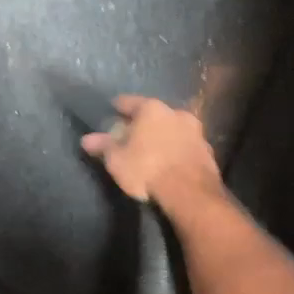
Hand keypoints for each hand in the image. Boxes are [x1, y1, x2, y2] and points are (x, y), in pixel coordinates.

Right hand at [82, 95, 222, 209]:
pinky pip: (186, 147)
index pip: (129, 102)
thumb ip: (103, 147)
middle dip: (144, 123)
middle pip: (154, 115)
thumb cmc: (147, 169)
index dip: (118, 107)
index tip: (112, 109)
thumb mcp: (117, 160)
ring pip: (174, 129)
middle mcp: (176, 113)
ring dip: (164, 136)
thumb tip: (86, 139)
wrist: (189, 192)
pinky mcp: (207, 151)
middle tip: (133, 134)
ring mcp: (195, 131)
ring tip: (154, 150)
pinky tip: (172, 163)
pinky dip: (178, 151)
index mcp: (151, 109)